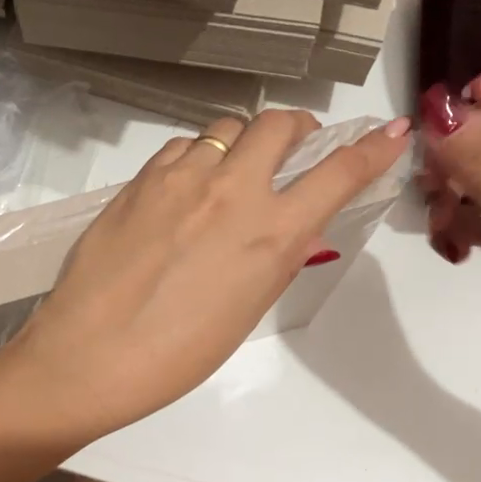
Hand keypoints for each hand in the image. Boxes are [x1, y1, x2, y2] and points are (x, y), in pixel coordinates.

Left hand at [0, 109, 410, 439]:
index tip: (391, 132)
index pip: (338, 173)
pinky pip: (181, 148)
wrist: (89, 356)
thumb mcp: (244, 313)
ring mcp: (180, 179)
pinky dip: (196, 158)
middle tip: (294, 149)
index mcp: (270, 234)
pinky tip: (184, 189)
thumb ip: (274, 260)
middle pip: (278, 124)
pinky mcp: (139, 181)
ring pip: (226, 129)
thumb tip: (293, 230)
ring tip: (231, 172)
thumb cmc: (174, 357)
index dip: (372, 149)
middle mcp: (231, 191)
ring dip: (241, 142)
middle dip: (296, 130)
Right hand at [421, 44, 480, 384]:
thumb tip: (435, 110)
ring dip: (447, 192)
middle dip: (456, 148)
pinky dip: (455, 224)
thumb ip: (476, 160)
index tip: (468, 100)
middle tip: (433, 184)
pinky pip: (474, 210)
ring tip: (442, 226)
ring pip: (476, 171)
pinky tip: (453, 250)